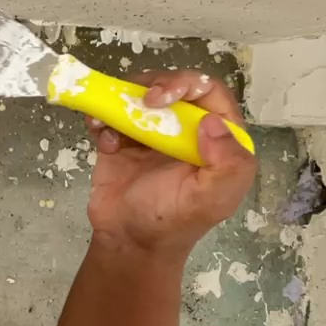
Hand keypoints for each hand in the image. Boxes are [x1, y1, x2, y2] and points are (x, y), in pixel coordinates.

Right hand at [84, 70, 255, 256]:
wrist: (126, 241)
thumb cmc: (171, 221)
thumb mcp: (209, 199)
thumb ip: (226, 164)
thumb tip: (212, 123)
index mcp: (217, 139)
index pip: (208, 92)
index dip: (185, 84)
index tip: (159, 98)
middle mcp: (185, 130)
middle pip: (172, 86)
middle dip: (151, 85)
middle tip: (136, 100)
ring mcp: (152, 133)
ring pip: (139, 95)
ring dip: (121, 98)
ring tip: (108, 116)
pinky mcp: (121, 139)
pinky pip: (111, 114)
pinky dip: (102, 117)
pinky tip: (100, 136)